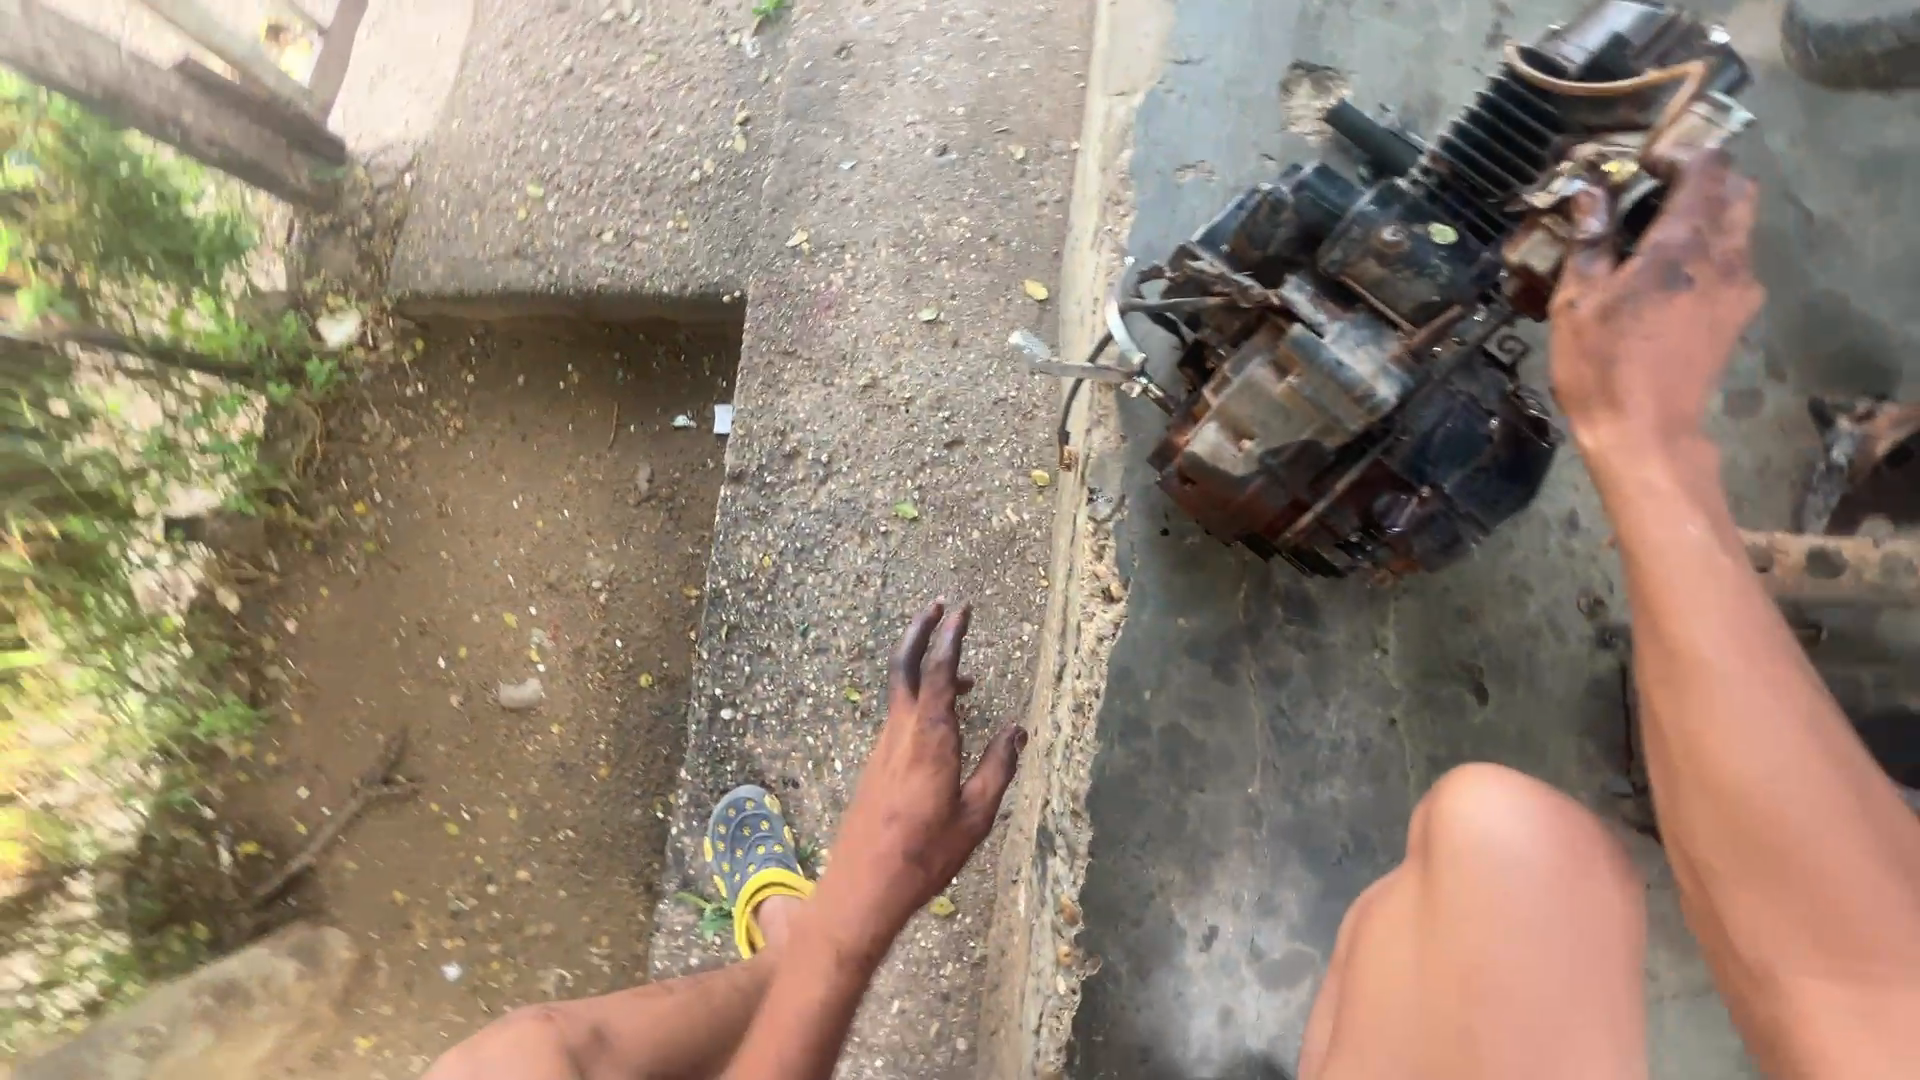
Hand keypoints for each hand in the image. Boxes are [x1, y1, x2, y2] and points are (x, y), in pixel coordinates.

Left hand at [817, 601, 1025, 952]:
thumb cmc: (926, 855)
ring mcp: (883, 746)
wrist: (862, 887)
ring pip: (903, 690)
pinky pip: (901, 714)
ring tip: (969, 676)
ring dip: (927, 667)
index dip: (951, 636)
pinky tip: (945, 721)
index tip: (962, 610)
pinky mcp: (877, 762)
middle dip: (922, 630)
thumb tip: (1019, 729)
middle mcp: (901, 732)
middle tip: (941, 606)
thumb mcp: (976, 816)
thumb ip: (998, 767)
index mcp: (930, 738)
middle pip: (905, 665)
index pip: (940, 672)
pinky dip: (923, 699)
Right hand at [1549, 150, 1765, 463]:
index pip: (1706, 170)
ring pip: (1739, 225)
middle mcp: (1726, 255)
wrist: (1643, 427)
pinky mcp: (1739, 311)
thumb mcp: (1576, 302)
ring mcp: (1741, 284)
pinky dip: (1707, 250)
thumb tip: (1589, 194)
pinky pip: (1733, 261)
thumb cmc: (1597, 365)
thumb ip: (1590, 242)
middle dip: (1700, 181)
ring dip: (1705, 216)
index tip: (1642, 165)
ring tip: (1654, 238)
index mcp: (1681, 246)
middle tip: (1651, 196)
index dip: (1678, 156)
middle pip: (1736, 190)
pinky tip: (1666, 279)